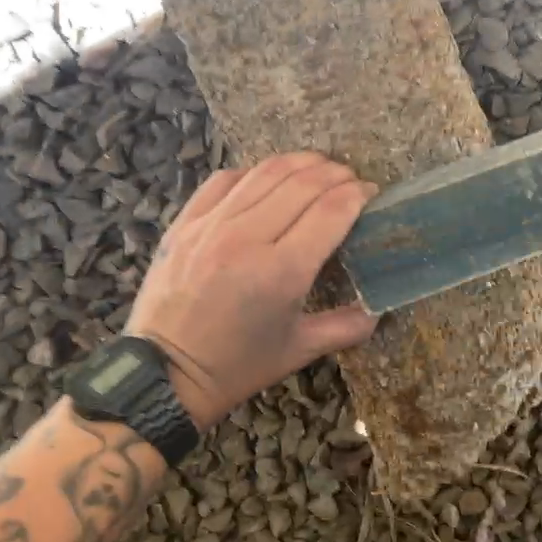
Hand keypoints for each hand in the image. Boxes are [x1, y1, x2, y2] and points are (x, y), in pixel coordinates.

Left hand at [126, 153, 379, 428]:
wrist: (161, 377)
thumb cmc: (237, 366)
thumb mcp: (300, 349)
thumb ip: (347, 325)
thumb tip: (381, 308)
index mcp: (281, 272)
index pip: (332, 210)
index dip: (359, 194)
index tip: (371, 194)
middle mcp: (246, 239)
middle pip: (304, 182)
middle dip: (337, 174)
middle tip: (351, 181)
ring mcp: (210, 226)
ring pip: (267, 172)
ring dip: (302, 164)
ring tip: (319, 169)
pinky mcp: (184, 223)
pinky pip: (226, 179)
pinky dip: (255, 173)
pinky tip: (269, 181)